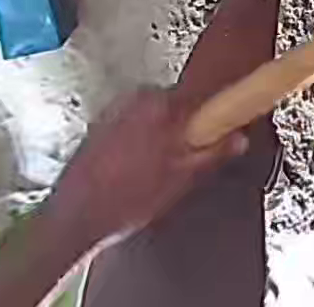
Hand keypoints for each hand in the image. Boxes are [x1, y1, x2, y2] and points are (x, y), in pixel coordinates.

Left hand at [41, 87, 245, 244]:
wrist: (71, 219)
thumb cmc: (129, 198)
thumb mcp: (180, 180)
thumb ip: (213, 153)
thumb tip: (241, 137)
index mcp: (165, 105)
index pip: (201, 94)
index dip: (211, 110)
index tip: (216, 125)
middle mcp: (141, 96)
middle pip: (175, 101)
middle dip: (182, 122)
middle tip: (183, 152)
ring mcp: (117, 106)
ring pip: (151, 109)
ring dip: (157, 127)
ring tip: (155, 162)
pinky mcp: (99, 120)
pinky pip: (130, 117)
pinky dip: (135, 132)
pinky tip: (131, 162)